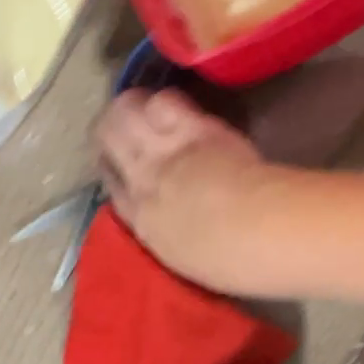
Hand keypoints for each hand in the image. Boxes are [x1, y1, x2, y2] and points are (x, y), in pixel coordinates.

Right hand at [95, 89, 275, 293]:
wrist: (255, 232)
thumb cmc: (230, 262)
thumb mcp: (185, 258)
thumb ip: (170, 234)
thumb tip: (172, 223)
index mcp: (142, 221)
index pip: (113, 186)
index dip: (114, 170)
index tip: (121, 166)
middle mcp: (142, 179)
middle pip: (108, 137)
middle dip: (112, 127)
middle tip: (125, 124)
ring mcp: (164, 149)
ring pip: (126, 110)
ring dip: (135, 106)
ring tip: (148, 109)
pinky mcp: (193, 127)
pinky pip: (165, 101)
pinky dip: (168, 102)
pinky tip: (178, 108)